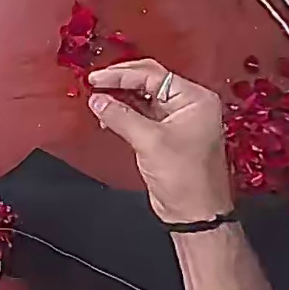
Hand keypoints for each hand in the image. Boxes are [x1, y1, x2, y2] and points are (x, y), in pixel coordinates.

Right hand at [87, 59, 234, 224]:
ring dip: (121, 98)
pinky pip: (143, 114)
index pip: (153, 75)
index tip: (96, 78)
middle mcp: (189, 104)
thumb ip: (121, 116)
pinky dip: (125, 113)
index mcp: (195, 98)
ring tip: (97, 99)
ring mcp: (178, 119)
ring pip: (144, 98)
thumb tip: (97, 99)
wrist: (195, 215)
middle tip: (94, 84)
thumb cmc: (185, 178)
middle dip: (120, 83)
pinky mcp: (168, 134)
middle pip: (149, 82)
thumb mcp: (150, 142)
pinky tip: (107, 115)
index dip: (122, 74)